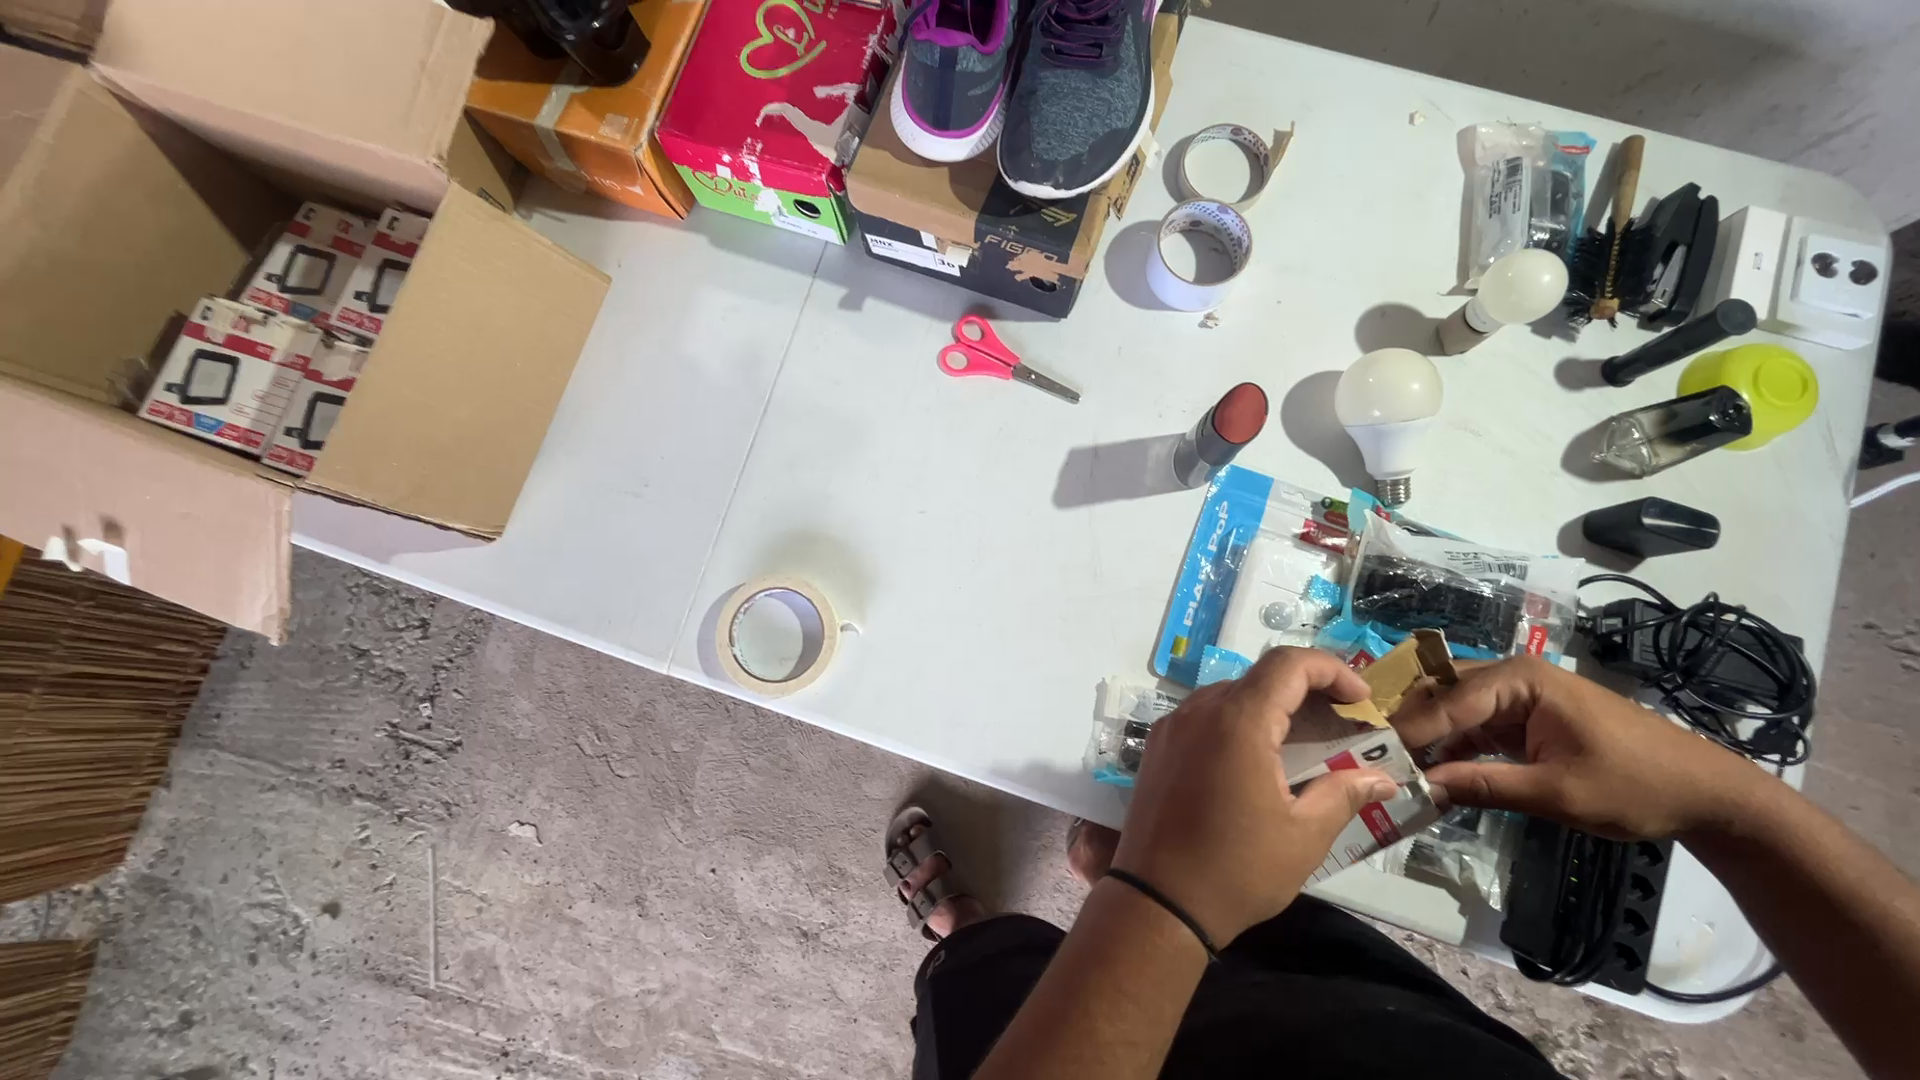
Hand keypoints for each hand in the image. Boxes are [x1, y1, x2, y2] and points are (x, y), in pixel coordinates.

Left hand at [1110, 647, 1398, 944]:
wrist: (1157, 901)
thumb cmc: (1236, 869)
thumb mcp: (1303, 835)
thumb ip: (1343, 794)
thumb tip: (1382, 779)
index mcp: (1237, 721)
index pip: (1288, 664)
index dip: (1331, 670)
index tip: (1361, 700)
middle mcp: (1198, 711)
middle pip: (1259, 677)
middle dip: (1306, 692)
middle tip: (1341, 725)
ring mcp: (1171, 727)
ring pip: (1230, 695)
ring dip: (1270, 708)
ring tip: (1303, 745)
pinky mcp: (1157, 747)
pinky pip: (1204, 717)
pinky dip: (1238, 723)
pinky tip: (1256, 761)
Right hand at [1390, 656, 1764, 839]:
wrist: (1709, 795)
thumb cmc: (1638, 786)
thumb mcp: (1558, 793)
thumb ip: (1484, 786)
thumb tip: (1421, 787)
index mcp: (1520, 679)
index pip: (1445, 701)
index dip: (1407, 731)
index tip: (1369, 755)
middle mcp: (1511, 675)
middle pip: (1438, 692)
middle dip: (1406, 724)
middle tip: (1369, 754)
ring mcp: (1516, 694)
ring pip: (1449, 707)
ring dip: (1424, 736)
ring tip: (1390, 764)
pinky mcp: (1521, 715)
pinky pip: (1470, 723)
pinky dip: (1448, 746)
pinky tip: (1429, 769)